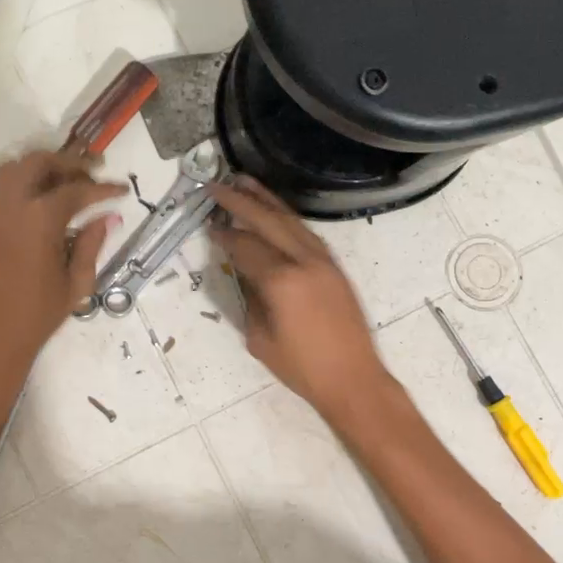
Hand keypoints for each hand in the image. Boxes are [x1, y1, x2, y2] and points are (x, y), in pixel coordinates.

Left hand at [0, 150, 123, 381]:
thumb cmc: (36, 316)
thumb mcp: (75, 284)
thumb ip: (92, 244)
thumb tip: (107, 218)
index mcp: (39, 218)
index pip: (77, 190)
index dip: (103, 188)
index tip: (120, 189)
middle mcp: (8, 203)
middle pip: (40, 163)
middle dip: (69, 164)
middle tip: (90, 174)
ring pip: (12, 169)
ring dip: (39, 169)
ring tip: (60, 183)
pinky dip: (15, 185)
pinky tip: (30, 202)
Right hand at [209, 178, 390, 416]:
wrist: (353, 380)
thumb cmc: (303, 369)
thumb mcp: (261, 340)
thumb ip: (250, 301)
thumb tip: (244, 276)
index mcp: (282, 281)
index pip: (246, 247)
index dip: (225, 235)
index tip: (208, 225)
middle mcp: (305, 262)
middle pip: (268, 221)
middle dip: (241, 201)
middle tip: (217, 184)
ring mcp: (325, 261)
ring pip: (292, 221)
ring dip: (267, 201)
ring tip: (245, 183)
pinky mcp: (336, 268)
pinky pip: (307, 233)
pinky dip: (287, 219)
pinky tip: (275, 213)